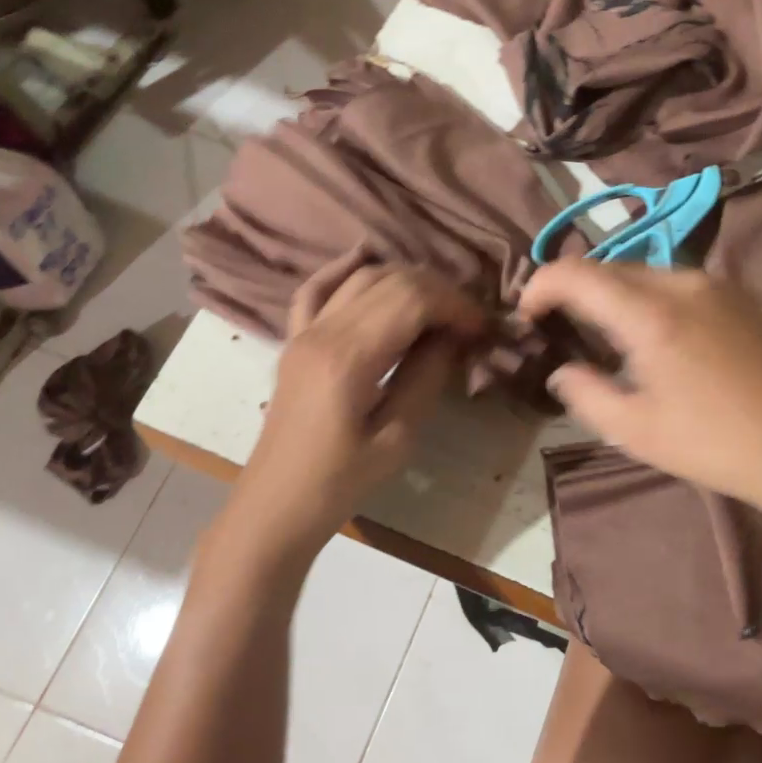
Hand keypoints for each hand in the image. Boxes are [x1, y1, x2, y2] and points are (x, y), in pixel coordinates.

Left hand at [227, 263, 486, 555]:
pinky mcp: (294, 341)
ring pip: (359, 277)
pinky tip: (367, 257)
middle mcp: (322, 330)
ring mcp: (303, 331)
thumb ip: (425, 377)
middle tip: (471, 319)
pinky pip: (316, 289)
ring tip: (440, 304)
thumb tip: (453, 337)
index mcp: (348, 357)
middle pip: (389, 280)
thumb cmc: (340, 482)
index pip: (412, 300)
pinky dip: (345, 269)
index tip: (484, 327)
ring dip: (405, 279)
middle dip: (439, 291)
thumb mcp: (397, 437)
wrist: (277, 506)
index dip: (456, 305)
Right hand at [518, 261, 761, 552]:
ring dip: (616, 296)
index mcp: (651, 312)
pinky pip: (680, 286)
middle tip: (560, 331)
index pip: (576, 273)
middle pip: (611, 268)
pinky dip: (651, 301)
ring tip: (606, 339)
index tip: (526, 315)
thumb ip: (586, 394)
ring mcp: (720, 286)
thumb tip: (561, 370)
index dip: (540, 286)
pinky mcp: (743, 299)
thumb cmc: (719, 445)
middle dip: (576, 291)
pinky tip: (656, 340)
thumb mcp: (637, 431)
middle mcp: (684, 283)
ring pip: (647, 274)